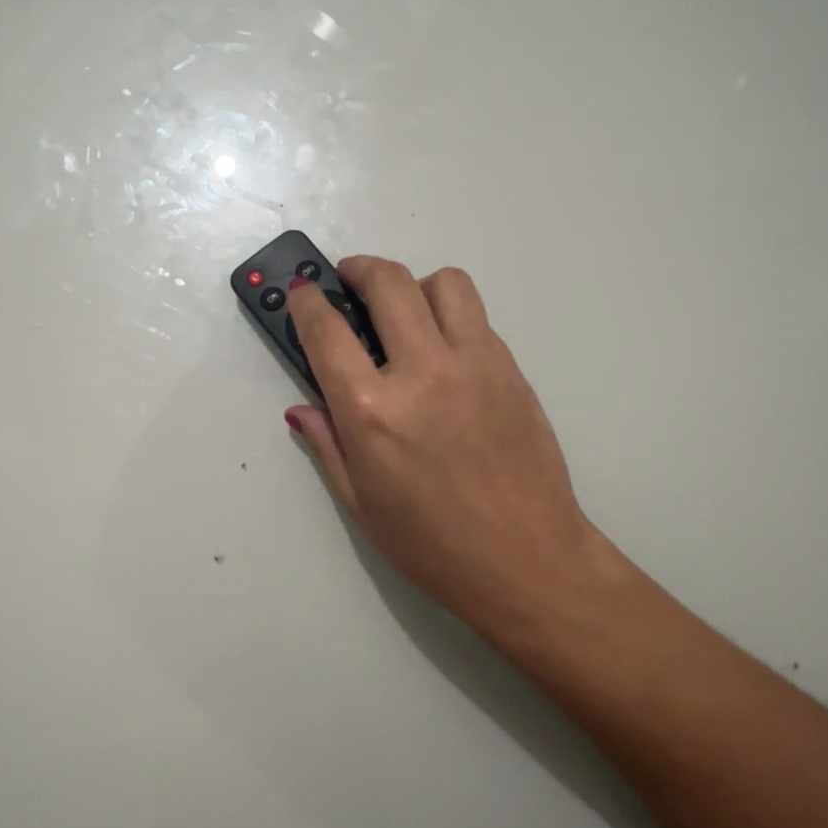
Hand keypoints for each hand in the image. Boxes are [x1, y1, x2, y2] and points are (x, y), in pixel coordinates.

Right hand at [285, 257, 606, 629]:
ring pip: (444, 283)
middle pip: (388, 282)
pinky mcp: (511, 369)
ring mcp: (475, 364)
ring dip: (415, 285)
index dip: (306, 302)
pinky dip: (452, 317)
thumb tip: (303, 406)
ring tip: (406, 312)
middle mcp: (423, 372)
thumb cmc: (432, 545)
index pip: (327, 331)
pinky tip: (445, 351)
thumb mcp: (361, 504)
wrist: (526, 558)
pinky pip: (477, 318)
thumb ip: (328, 444)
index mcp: (373, 412)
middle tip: (349, 280)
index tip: (301, 292)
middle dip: (359, 269)